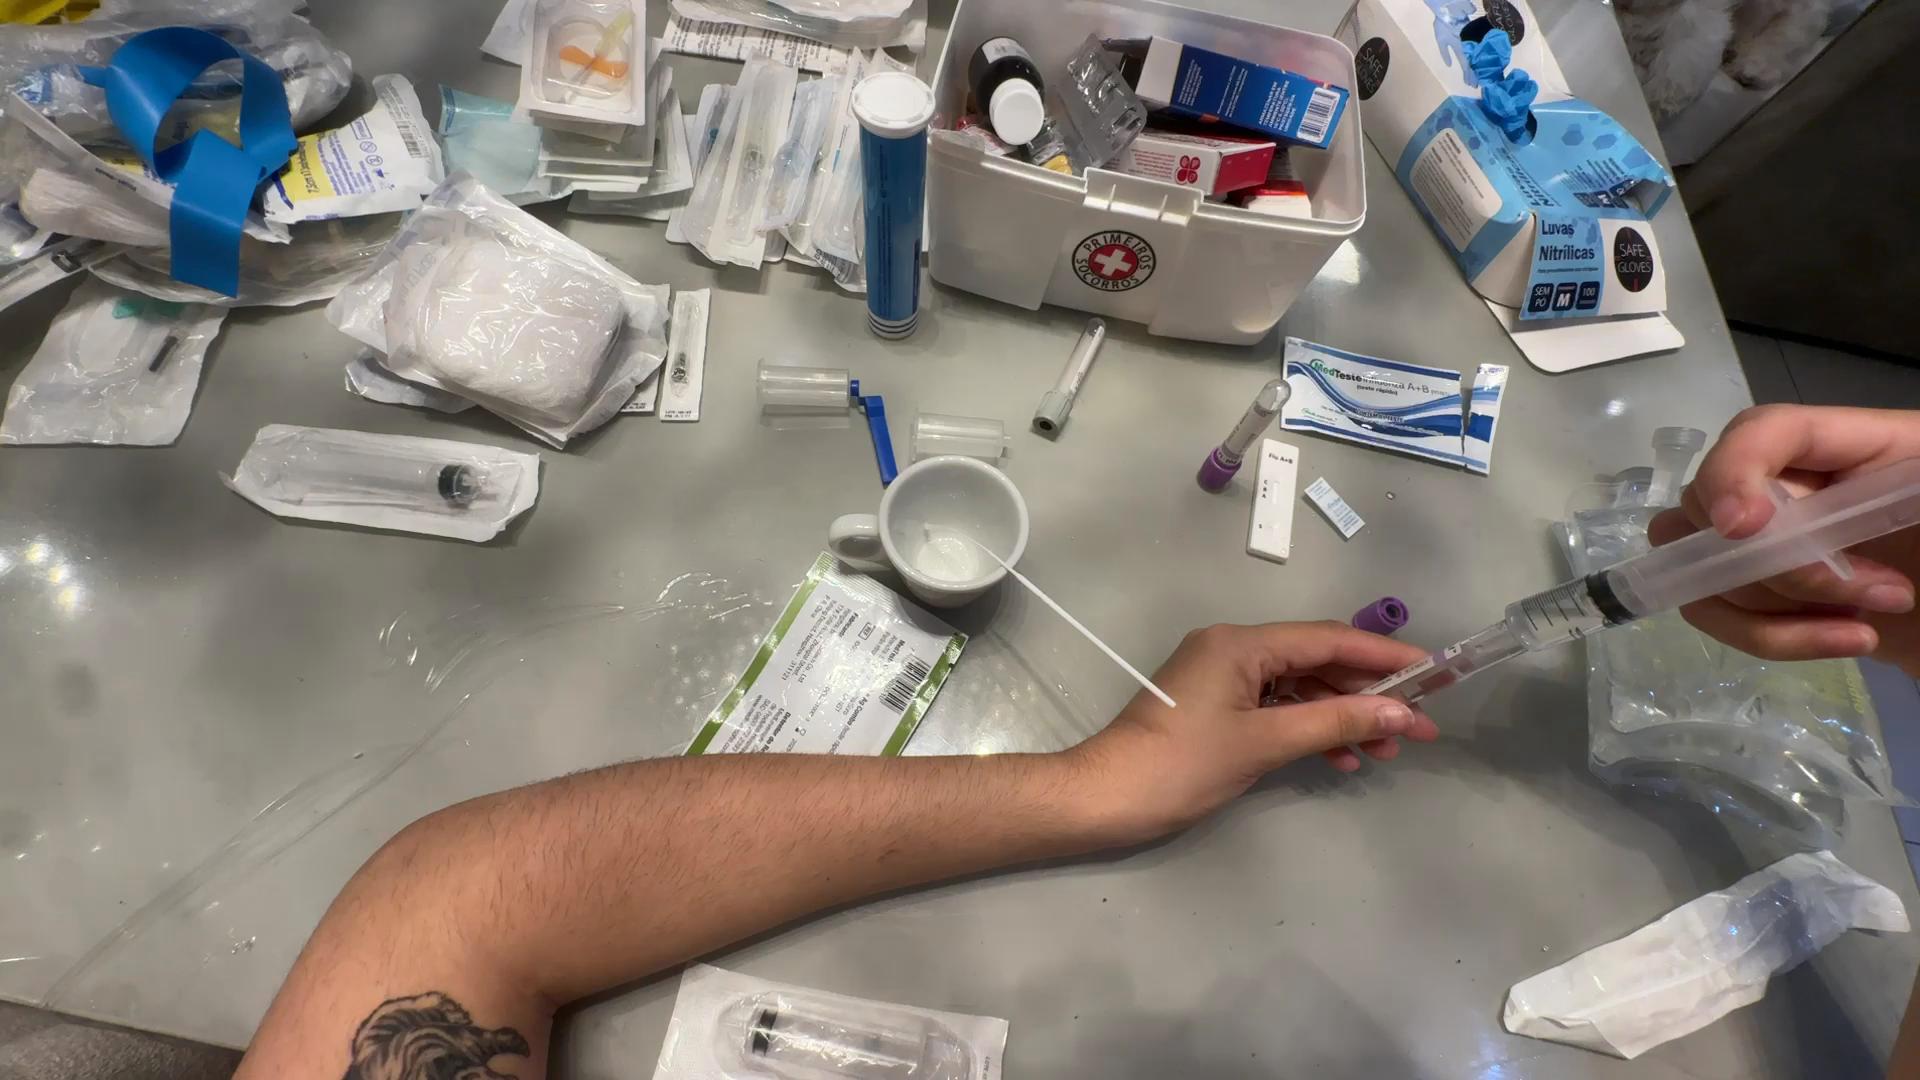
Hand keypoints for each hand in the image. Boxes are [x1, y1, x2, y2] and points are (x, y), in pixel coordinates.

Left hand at [1069, 621, 1438, 841]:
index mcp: (1237, 643)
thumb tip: (1403, 711)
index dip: (1383, 655)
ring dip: (1340, 715)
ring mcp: (1219, 675)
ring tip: (1386, 751)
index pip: (1325, 638)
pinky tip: (1340, 760)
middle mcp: (1229, 647)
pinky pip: (1272, 705)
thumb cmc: (1184, 764)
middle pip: (1313, 660)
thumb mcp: (1265, 743)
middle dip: (1367, 692)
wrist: (1112, 794)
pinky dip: (1306, 728)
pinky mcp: (1213, 703)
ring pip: (1296, 686)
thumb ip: (1335, 722)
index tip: (1436, 674)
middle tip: (1420, 727)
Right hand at [1648, 404, 1919, 670]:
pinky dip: (1762, 636)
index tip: (1741, 530)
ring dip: (1770, 605)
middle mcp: (1805, 489)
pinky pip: (1709, 608)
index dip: (1733, 470)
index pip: (1764, 432)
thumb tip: (1759, 519)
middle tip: (1873, 593)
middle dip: (1773, 561)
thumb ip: (1896, 501)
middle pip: (1711, 504)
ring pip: (1695, 561)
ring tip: (1864, 625)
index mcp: (1869, 449)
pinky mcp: (1764, 598)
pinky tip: (1841, 641)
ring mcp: (1775, 546)